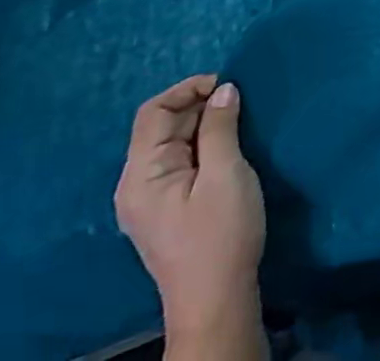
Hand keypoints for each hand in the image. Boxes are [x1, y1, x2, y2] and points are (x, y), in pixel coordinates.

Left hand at [116, 75, 265, 354]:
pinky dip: (205, 143)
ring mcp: (151, 198)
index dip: (188, 89)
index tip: (228, 82)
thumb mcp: (226, 174)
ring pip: (174, 143)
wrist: (216, 297)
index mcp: (141, 174)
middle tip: (242, 98)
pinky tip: (230, 143)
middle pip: (162, 126)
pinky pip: (182, 161)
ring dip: (205, 123)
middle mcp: (137, 183)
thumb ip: (221, 128)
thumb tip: (224, 89)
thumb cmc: (221, 233)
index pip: (153, 112)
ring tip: (241, 116)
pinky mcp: (168, 207)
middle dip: (199, 105)